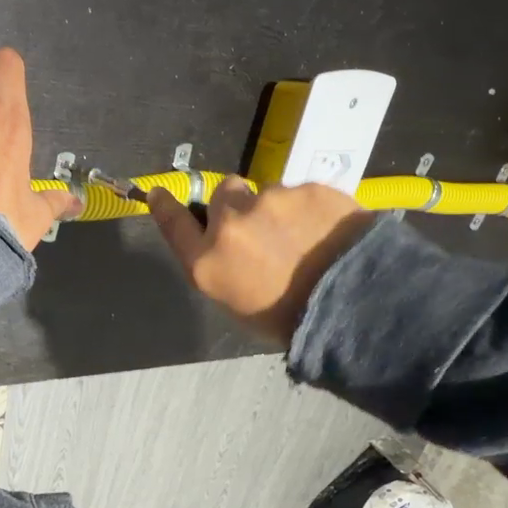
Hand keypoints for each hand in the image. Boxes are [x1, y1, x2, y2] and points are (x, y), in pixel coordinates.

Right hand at [147, 180, 373, 348]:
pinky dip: (309, 209)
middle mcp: (230, 226)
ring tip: (303, 237)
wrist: (349, 301)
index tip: (158, 193)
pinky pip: (301, 193)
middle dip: (235, 204)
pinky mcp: (308, 188)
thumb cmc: (284, 318)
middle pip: (223, 194)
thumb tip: (228, 247)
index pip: (175, 224)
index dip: (164, 206)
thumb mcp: (234, 303)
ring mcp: (270, 201)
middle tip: (258, 227)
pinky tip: (324, 231)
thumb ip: (220, 266)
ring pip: (267, 194)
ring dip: (277, 209)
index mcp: (206, 262)